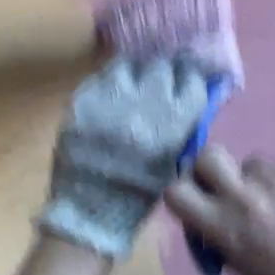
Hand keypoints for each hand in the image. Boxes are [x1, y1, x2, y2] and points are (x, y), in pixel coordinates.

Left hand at [37, 56, 208, 258]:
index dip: (190, 76)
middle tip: (157, 77)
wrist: (91, 209)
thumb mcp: (173, 159)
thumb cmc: (137, 191)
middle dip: (162, 71)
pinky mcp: (82, 101)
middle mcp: (144, 104)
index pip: (192, 80)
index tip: (186, 77)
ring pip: (127, 65)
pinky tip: (108, 94)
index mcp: (173, 122)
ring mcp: (110, 99)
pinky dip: (107, 83)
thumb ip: (184, 124)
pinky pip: (99, 77)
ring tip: (130, 83)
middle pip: (161, 66)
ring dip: (132, 72)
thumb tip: (189, 90)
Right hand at [164, 146, 274, 274]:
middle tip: (229, 184)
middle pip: (208, 155)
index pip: (176, 191)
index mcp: (224, 227)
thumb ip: (218, 236)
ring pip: (255, 163)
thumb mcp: (242, 267)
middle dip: (213, 167)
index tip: (197, 198)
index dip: (184, 191)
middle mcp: (245, 197)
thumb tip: (206, 213)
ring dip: (260, 180)